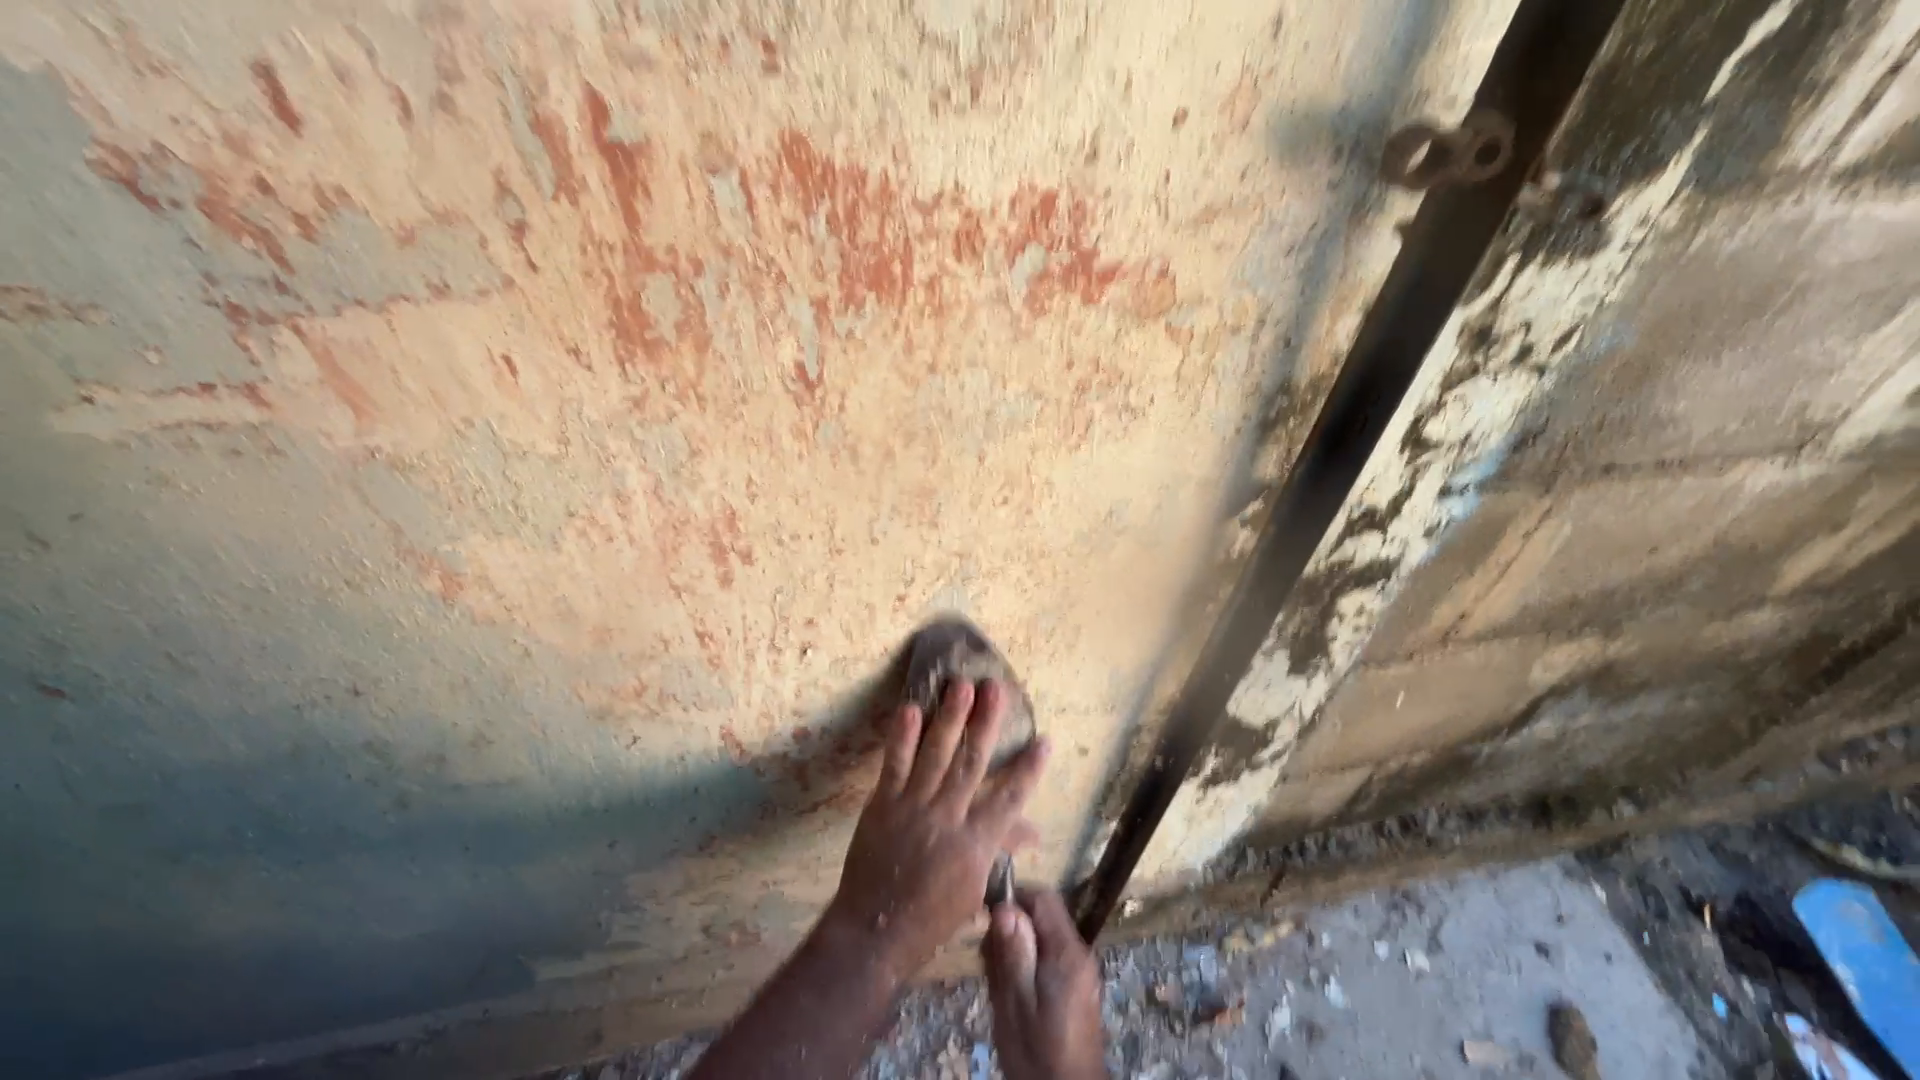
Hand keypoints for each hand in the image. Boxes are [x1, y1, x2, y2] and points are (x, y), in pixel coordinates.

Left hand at [824, 679, 1048, 980]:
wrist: (876, 929)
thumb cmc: (932, 916)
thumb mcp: (975, 888)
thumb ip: (1000, 850)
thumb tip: (1032, 830)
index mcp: (976, 844)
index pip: (1010, 798)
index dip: (1028, 768)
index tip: (1043, 739)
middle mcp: (948, 818)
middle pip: (972, 762)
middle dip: (985, 722)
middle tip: (995, 687)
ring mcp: (913, 808)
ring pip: (936, 755)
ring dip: (949, 717)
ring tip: (960, 685)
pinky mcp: (882, 805)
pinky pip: (894, 765)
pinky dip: (901, 737)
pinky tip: (909, 709)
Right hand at [983, 888, 1106, 1079]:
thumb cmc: (1037, 1051)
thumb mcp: (1016, 1002)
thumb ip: (1013, 952)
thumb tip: (1004, 905)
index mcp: (1067, 952)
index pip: (1044, 898)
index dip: (1014, 898)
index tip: (987, 916)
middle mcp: (1080, 953)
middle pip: (1044, 916)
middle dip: (1012, 926)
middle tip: (987, 955)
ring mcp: (1081, 970)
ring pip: (1044, 937)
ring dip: (1017, 946)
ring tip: (997, 977)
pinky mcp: (1078, 986)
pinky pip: (1050, 957)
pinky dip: (1028, 963)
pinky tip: (1012, 990)